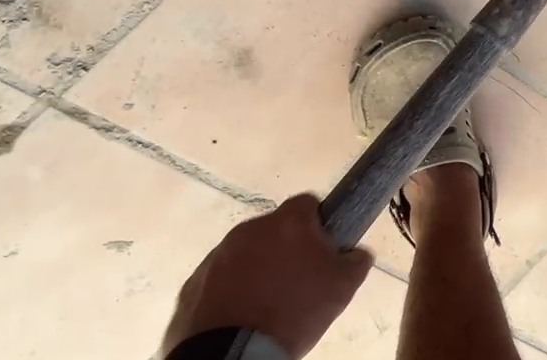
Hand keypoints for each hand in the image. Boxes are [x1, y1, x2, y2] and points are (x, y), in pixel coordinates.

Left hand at [162, 194, 372, 358]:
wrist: (232, 359)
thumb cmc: (295, 313)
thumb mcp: (345, 286)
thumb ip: (356, 258)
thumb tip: (354, 252)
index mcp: (287, 221)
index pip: (308, 203)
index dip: (318, 223)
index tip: (322, 249)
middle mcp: (248, 230)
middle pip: (274, 229)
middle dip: (285, 247)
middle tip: (297, 279)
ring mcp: (215, 258)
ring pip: (244, 254)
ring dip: (256, 268)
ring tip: (266, 304)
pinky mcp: (190, 288)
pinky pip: (218, 280)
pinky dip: (229, 292)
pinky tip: (240, 317)